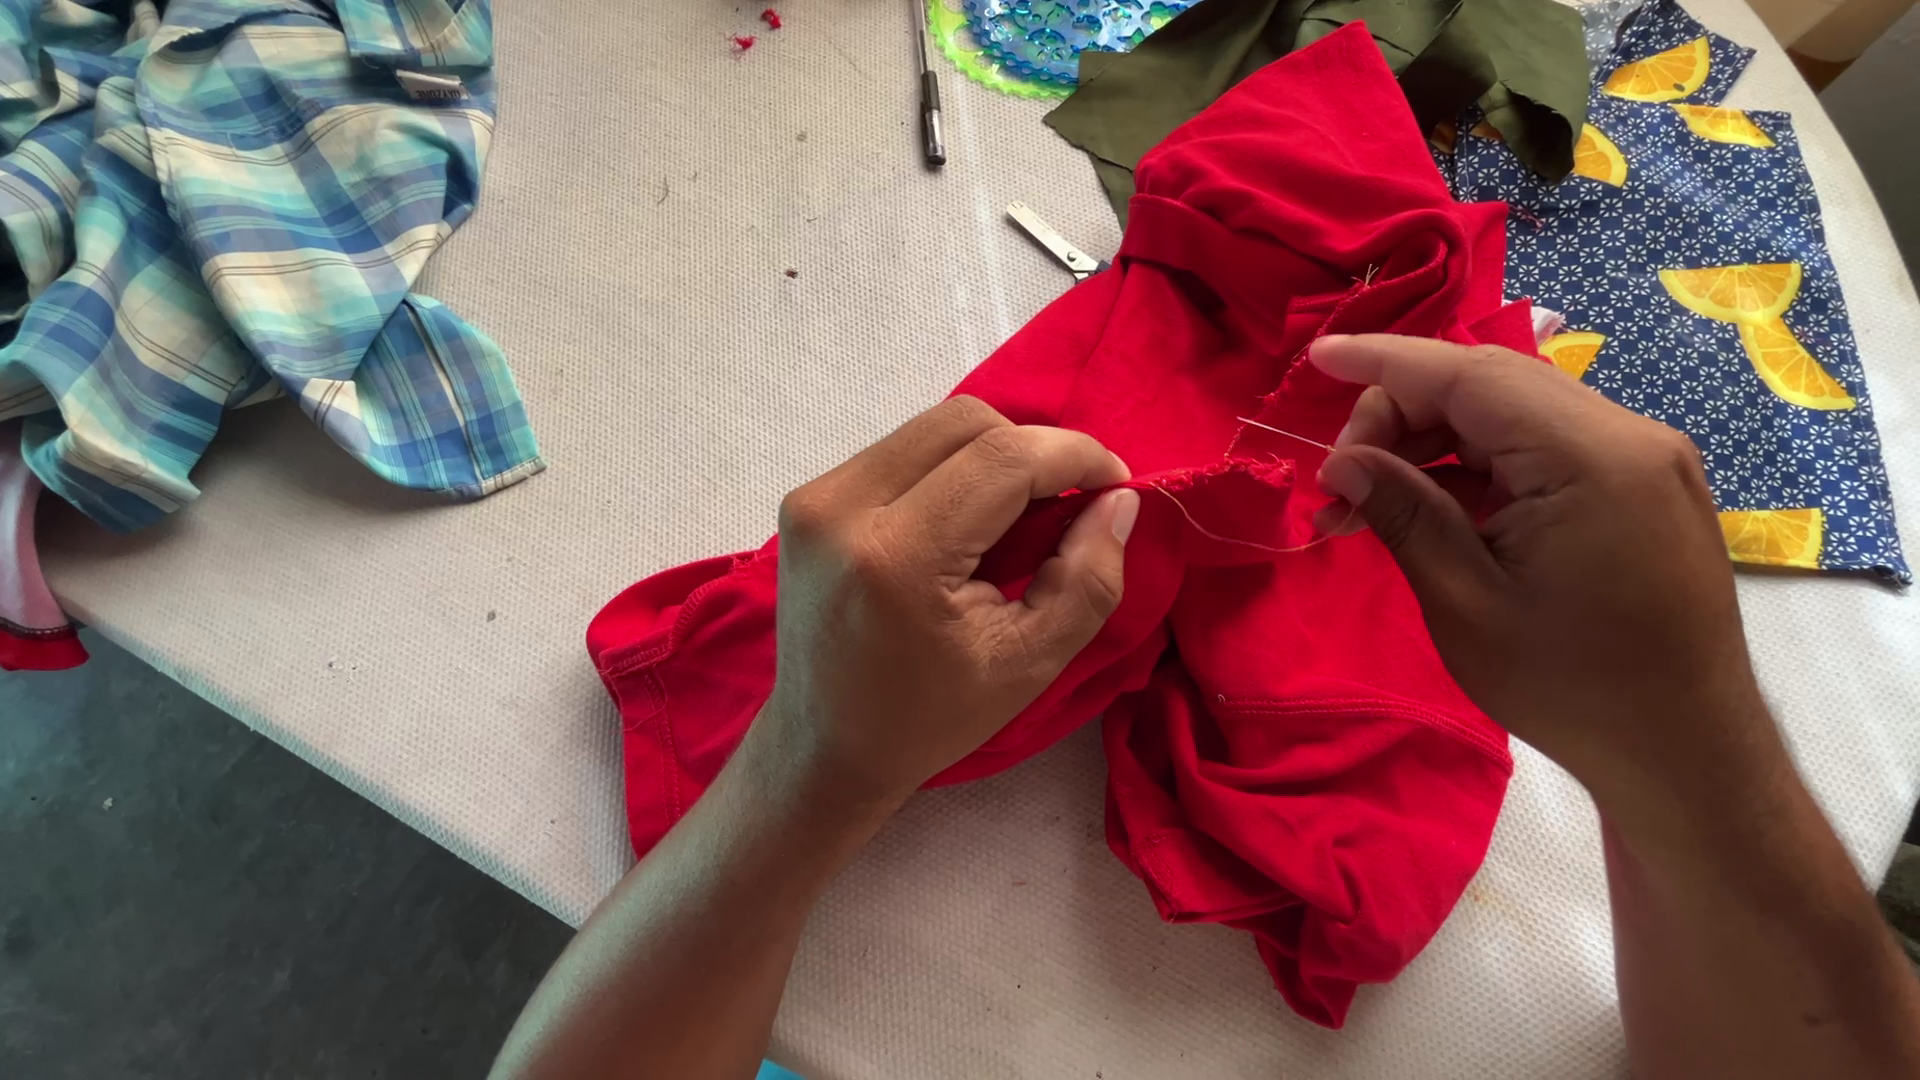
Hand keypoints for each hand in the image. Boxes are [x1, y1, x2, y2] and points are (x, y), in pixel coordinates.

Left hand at [756, 396, 1140, 807]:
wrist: (824, 745)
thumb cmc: (929, 718)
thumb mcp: (1029, 664)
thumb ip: (1089, 579)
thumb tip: (1119, 500)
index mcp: (896, 557)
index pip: (1003, 457)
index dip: (1074, 455)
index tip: (1114, 484)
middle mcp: (841, 508)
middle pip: (966, 422)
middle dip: (1034, 450)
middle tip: (1064, 505)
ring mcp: (815, 496)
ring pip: (934, 427)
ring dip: (993, 456)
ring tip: (1014, 519)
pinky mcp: (808, 497)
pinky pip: (903, 449)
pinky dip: (952, 469)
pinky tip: (964, 523)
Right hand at [1307, 334, 1780, 830]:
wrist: (1679, 750)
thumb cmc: (1566, 683)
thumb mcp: (1462, 599)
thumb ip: (1403, 512)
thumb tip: (1340, 461)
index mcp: (1589, 459)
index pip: (1470, 375)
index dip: (1385, 361)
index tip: (1318, 357)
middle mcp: (1621, 439)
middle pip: (1483, 389)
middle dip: (1395, 417)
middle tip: (1337, 481)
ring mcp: (1629, 461)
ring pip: (1499, 418)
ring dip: (1421, 448)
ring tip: (1358, 505)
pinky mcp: (1622, 488)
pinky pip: (1524, 453)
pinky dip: (1460, 471)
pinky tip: (1414, 510)